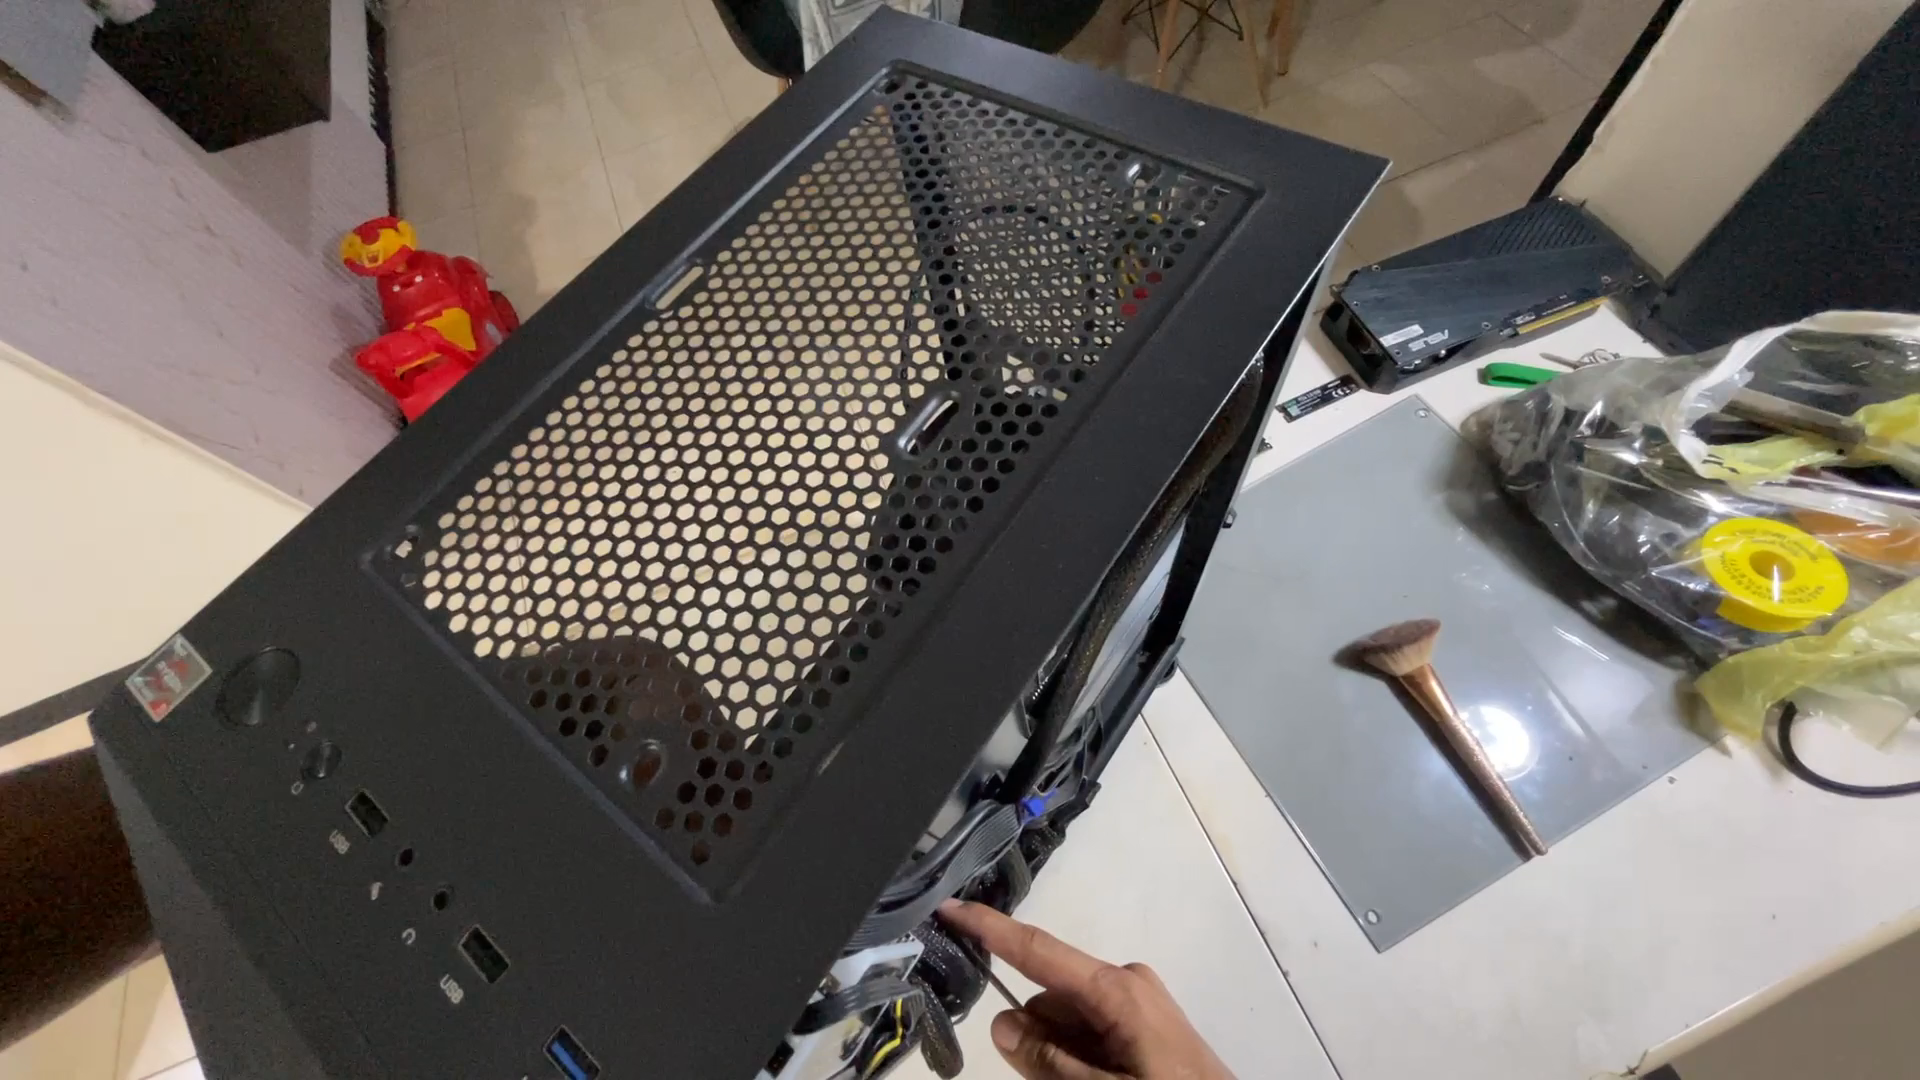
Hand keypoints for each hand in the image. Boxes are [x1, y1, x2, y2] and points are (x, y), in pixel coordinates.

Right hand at [937, 899, 1234, 1079]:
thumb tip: (1003, 1022)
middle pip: (1050, 998)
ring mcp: (1137, 1003)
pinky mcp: (1146, 1026)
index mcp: (1116, 988)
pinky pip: (1092, 1033)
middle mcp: (1125, 982)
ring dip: (1057, 1055)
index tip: (949, 906)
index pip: (1037, 949)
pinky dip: (1079, 1060)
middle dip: (1033, 1034)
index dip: (989, 928)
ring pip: (1068, 1022)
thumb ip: (1049, 1061)